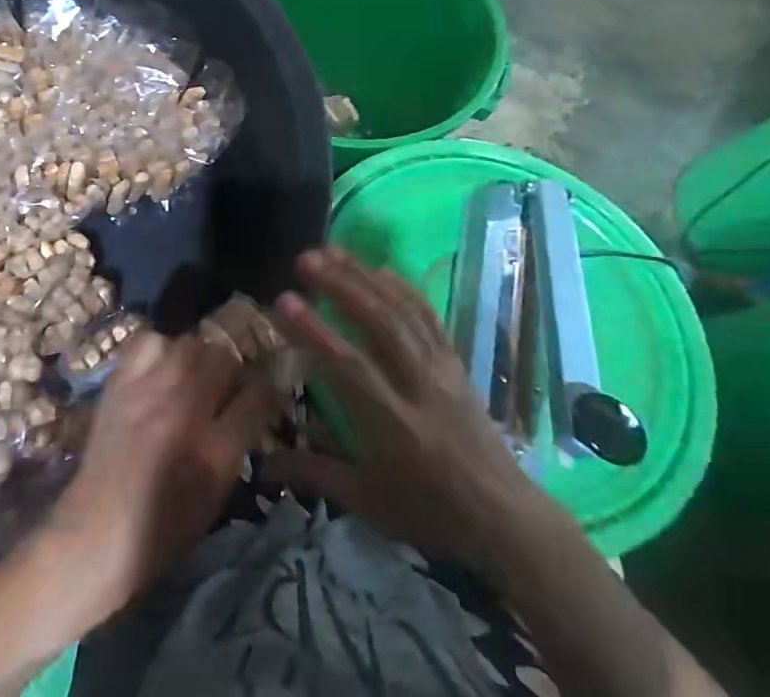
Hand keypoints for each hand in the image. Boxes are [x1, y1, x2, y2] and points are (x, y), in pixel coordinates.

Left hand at [37, 327, 276, 619]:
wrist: (97, 532)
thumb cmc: (164, 526)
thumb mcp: (217, 492)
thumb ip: (237, 443)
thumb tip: (248, 408)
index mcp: (217, 448)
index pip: (257, 397)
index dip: (264, 394)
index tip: (260, 398)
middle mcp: (185, 409)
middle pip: (223, 357)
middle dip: (231, 370)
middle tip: (223, 388)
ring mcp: (148, 391)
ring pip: (188, 344)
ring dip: (197, 357)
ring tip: (190, 376)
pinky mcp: (119, 384)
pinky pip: (148, 341)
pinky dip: (159, 349)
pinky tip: (159, 370)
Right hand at [266, 246, 541, 563]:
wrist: (505, 517)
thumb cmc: (430, 512)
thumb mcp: (367, 500)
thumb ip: (314, 473)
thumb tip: (264, 463)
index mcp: (394, 425)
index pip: (350, 368)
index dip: (316, 331)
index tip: (284, 300)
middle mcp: (420, 387)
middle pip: (381, 325)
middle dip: (342, 286)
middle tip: (306, 258)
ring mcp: (442, 372)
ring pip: (404, 314)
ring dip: (367, 278)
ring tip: (333, 252)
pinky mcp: (457, 365)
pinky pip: (430, 318)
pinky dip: (404, 289)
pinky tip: (380, 269)